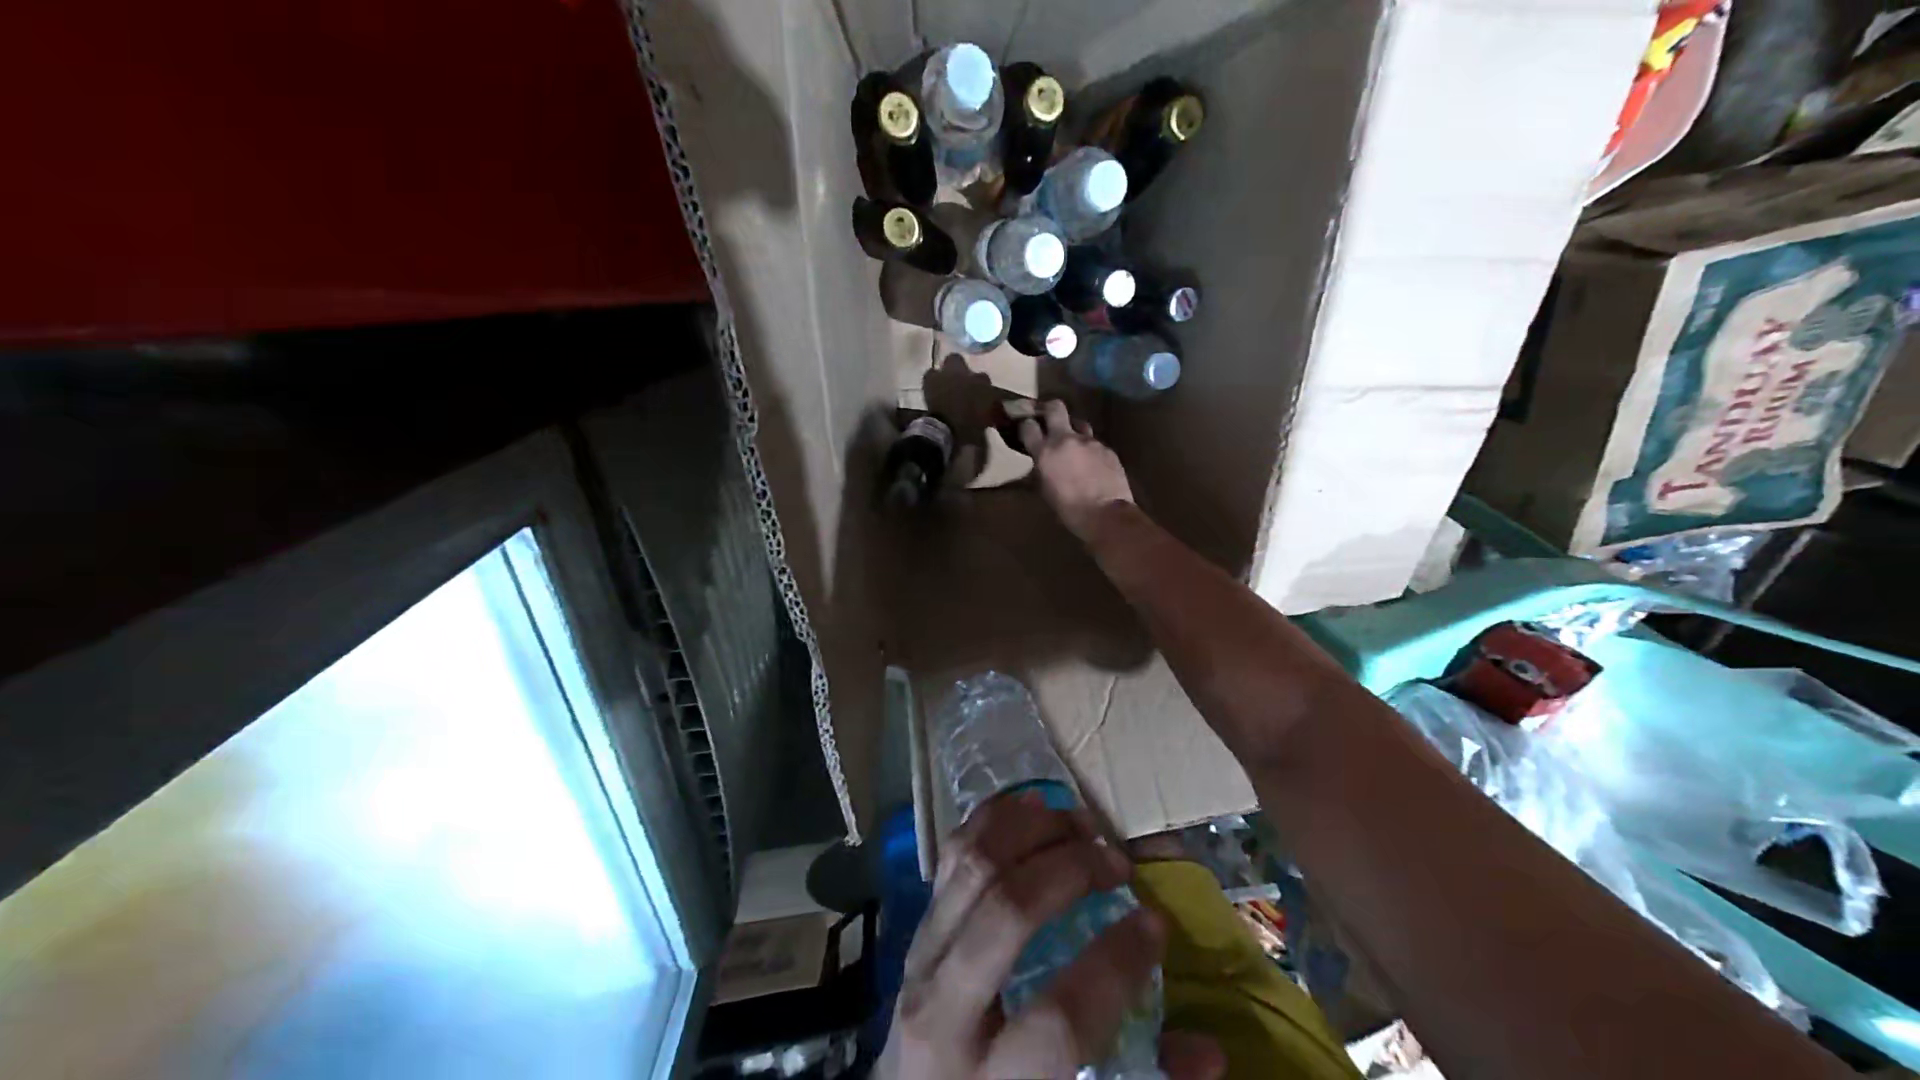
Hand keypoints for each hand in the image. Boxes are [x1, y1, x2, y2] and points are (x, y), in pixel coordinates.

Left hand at [877, 793, 1219, 1079]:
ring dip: (1030, 832)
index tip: (1155, 921)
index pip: (1059, 1016)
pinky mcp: (916, 926)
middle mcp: (944, 1011)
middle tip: (1115, 861)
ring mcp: (921, 958)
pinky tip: (1032, 805)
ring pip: (971, 870)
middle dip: (1069, 872)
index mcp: (993, 1079)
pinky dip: (992, 821)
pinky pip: (950, 856)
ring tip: (1080, 824)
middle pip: (1006, 914)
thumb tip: (1210, 1053)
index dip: (1116, 964)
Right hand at [1018, 400, 1134, 541]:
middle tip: (1048, 416)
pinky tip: (1093, 465)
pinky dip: (1090, 450)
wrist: (1106, 515)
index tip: (1027, 429)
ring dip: (1074, 431)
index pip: (1029, 426)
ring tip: (1074, 445)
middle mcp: (1067, 439)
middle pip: (1056, 407)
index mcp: (1046, 451)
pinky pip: (1094, 443)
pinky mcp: (1107, 448)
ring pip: (1079, 424)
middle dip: (1050, 409)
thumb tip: (1042, 462)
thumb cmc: (1069, 509)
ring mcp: (1090, 441)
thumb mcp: (1046, 490)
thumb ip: (1043, 469)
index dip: (1026, 425)